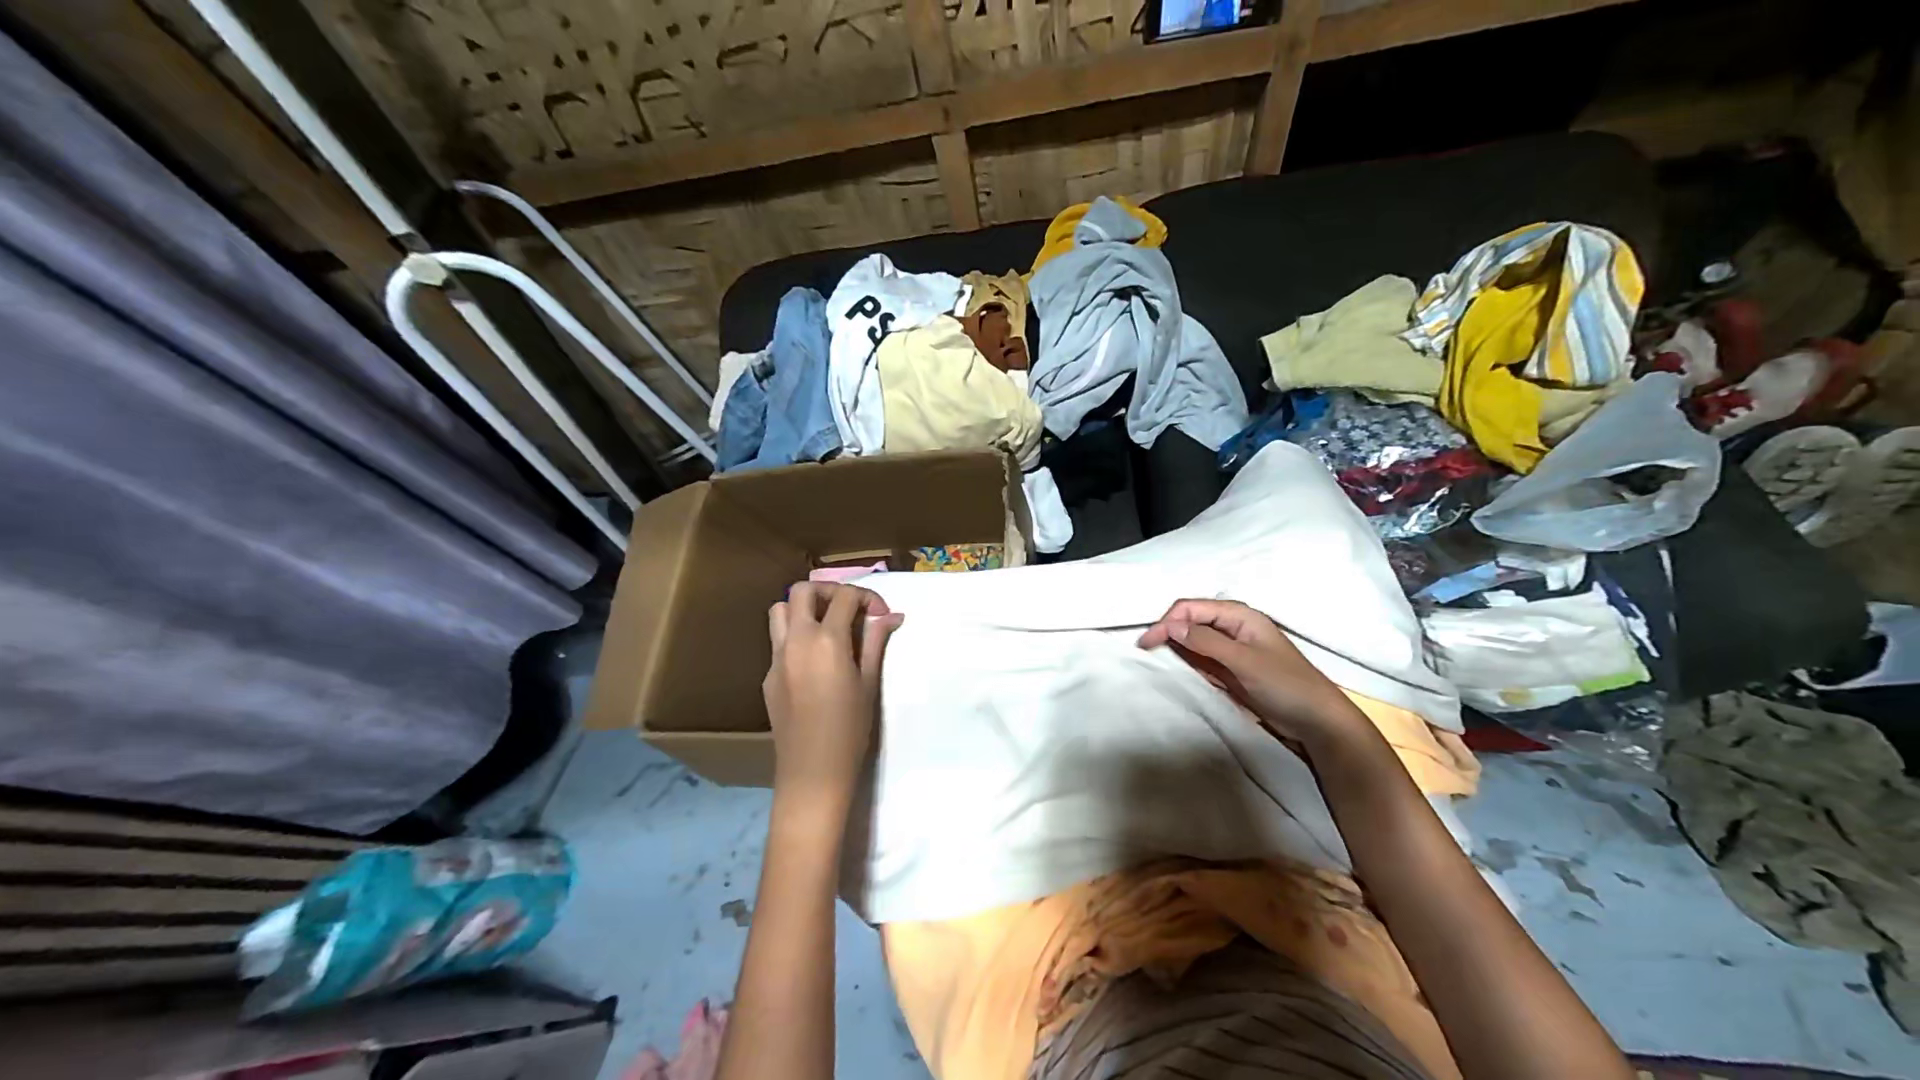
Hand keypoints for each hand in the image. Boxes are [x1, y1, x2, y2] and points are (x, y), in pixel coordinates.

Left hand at [763, 583, 903, 799]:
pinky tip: (815, 660)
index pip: (845, 597)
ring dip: (803, 608)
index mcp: (826, 640)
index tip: (881, 614)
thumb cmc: (850, 728)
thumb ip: (876, 642)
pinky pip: (778, 640)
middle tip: (850, 610)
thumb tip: (892, 615)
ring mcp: (777, 657)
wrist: (812, 771)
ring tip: (827, 626)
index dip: (867, 597)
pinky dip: (796, 635)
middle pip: (803, 591)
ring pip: (780, 610)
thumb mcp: (870, 682)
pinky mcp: (768, 675)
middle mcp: (797, 640)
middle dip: (829, 592)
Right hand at [1138, 598, 1366, 746]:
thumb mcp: (1244, 661)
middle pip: (1190, 621)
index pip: (1191, 608)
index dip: (1167, 622)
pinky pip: (1201, 659)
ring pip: (1193, 640)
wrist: (1317, 722)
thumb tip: (1171, 625)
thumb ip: (1207, 641)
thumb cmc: (1286, 686)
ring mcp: (1232, 649)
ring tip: (1154, 661)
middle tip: (1145, 652)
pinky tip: (1175, 671)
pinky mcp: (1231, 669)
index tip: (1146, 644)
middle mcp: (1233, 627)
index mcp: (1239, 616)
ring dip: (1174, 647)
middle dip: (1167, 631)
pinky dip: (1186, 662)